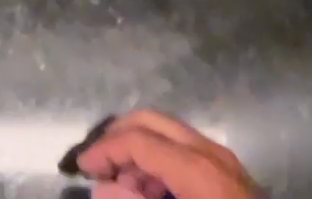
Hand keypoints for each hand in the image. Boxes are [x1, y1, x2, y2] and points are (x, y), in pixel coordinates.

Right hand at [75, 110, 260, 198]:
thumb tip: (103, 187)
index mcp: (195, 166)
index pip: (137, 139)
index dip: (104, 150)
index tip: (81, 168)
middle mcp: (208, 151)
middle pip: (151, 121)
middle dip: (118, 137)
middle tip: (97, 164)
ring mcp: (222, 159)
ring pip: (167, 133)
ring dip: (139, 151)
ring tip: (124, 186)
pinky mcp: (230, 173)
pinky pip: (185, 151)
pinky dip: (161, 162)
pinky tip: (152, 191)